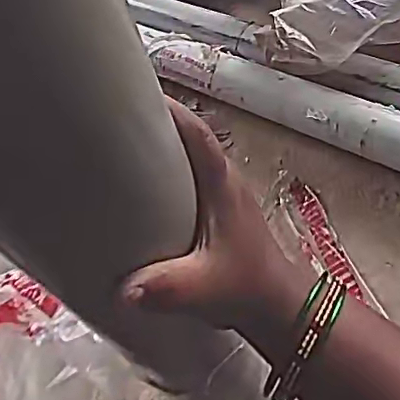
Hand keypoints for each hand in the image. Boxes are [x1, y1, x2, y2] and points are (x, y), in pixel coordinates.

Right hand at [119, 98, 312, 338]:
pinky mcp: (219, 205)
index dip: (170, 110)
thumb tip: (125, 289)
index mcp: (221, 183)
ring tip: (127, 140)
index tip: (142, 94)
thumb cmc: (248, 287)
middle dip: (159, 118)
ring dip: (164, 142)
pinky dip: (170, 165)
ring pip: (191, 152)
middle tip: (121, 113)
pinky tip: (146, 182)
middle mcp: (223, 178)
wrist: (278, 305)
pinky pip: (191, 171)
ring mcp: (223, 190)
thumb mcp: (204, 287)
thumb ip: (166, 288)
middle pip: (190, 134)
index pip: (196, 133)